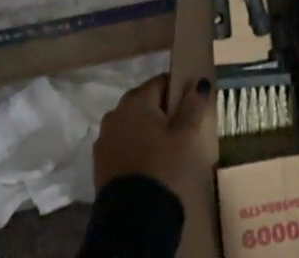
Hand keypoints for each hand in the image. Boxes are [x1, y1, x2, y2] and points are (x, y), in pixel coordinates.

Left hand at [93, 73, 213, 198]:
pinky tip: (147, 164)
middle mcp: (115, 112)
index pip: (161, 82)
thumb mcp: (185, 136)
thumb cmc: (163, 167)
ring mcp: (104, 137)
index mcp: (136, 100)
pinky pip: (121, 145)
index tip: (191, 107)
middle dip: (161, 112)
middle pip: (144, 102)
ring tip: (165, 150)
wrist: (134, 216)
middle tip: (181, 131)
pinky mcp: (99, 161)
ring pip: (131, 124)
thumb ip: (192, 105)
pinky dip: (134, 148)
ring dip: (146, 131)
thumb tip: (198, 82)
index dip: (178, 91)